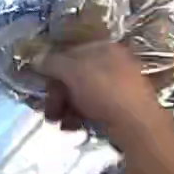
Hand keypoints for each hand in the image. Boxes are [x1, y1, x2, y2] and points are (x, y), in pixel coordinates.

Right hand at [38, 41, 173, 152]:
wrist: (138, 126)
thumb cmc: (104, 91)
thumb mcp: (72, 72)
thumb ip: (51, 62)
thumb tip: (36, 58)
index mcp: (104, 48)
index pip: (70, 51)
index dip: (52, 66)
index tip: (42, 82)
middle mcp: (113, 63)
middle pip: (74, 75)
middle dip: (57, 92)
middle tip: (48, 108)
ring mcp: (119, 86)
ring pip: (82, 93)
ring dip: (65, 107)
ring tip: (58, 121)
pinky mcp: (122, 108)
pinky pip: (93, 107)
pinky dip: (79, 116)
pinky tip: (72, 126)